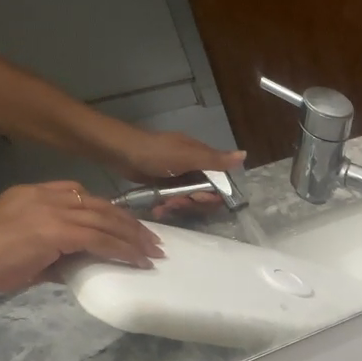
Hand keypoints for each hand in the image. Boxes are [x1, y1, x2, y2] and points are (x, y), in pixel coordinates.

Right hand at [0, 182, 162, 292]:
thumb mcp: (28, 246)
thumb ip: (57, 248)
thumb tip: (82, 262)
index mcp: (34, 194)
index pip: (83, 195)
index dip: (112, 211)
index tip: (131, 226)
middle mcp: (45, 197)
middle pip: (102, 206)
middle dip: (131, 224)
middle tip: (152, 242)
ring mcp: (51, 211)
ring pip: (107, 222)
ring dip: (135, 239)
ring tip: (153, 253)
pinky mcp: (57, 231)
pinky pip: (102, 239)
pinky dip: (124, 251)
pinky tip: (139, 261)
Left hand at [97, 127, 245, 219]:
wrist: (116, 151)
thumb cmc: (153, 152)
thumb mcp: (187, 156)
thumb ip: (215, 160)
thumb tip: (244, 155)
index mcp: (201, 159)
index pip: (221, 184)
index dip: (213, 196)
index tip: (198, 198)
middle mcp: (193, 168)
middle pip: (206, 195)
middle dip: (193, 203)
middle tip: (177, 203)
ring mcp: (177, 178)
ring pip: (190, 200)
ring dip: (179, 206)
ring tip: (165, 207)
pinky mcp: (163, 186)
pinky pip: (174, 200)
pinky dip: (168, 206)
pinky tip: (159, 209)